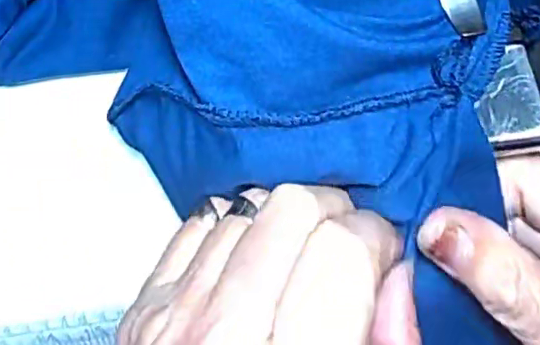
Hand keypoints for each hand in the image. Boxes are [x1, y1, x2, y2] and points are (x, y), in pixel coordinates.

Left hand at [120, 184, 405, 344]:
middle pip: (290, 208)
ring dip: (282, 217)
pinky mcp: (141, 314)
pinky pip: (196, 226)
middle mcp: (222, 338)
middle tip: (351, 244)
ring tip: (303, 250)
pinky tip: (252, 252)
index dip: (377, 237)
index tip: (387, 252)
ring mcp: (172, 320)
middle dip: (334, 213)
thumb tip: (398, 277)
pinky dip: (231, 226)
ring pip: (243, 208)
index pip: (340, 249)